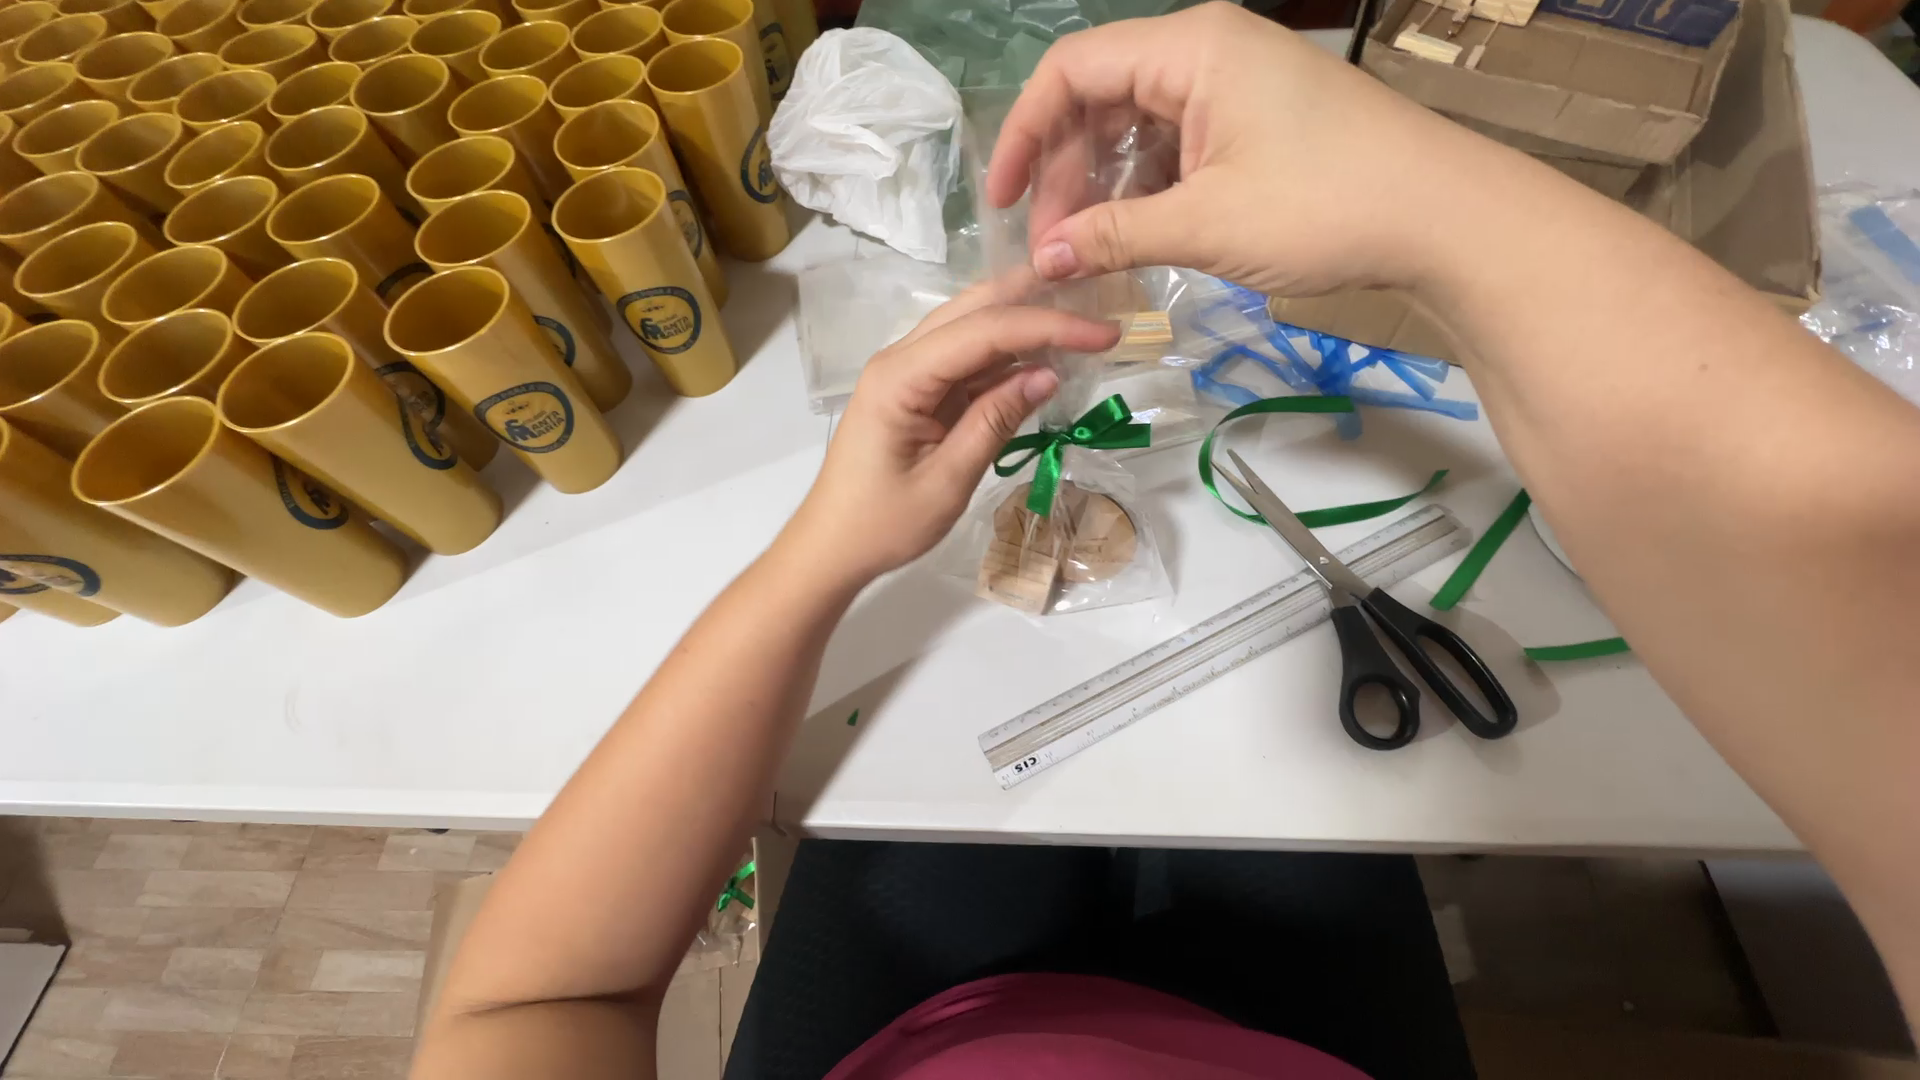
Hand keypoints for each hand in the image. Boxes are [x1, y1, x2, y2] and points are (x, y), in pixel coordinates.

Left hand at [783, 278, 1119, 583]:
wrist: (832, 547)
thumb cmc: (882, 525)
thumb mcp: (947, 481)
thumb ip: (995, 422)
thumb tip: (1048, 374)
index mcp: (900, 377)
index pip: (984, 330)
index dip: (1048, 325)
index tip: (1105, 333)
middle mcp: (900, 360)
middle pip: (976, 310)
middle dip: (1039, 303)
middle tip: (1099, 307)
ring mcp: (907, 373)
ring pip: (972, 329)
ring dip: (1025, 325)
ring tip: (1083, 325)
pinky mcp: (917, 393)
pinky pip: (966, 362)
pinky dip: (1006, 359)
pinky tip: (1043, 359)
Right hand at [986, 2, 1505, 296]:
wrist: (1441, 220)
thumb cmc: (1323, 206)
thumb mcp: (1204, 224)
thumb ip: (1113, 238)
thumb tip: (1043, 261)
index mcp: (1189, 49)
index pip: (1071, 71)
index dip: (1024, 136)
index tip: (1001, 204)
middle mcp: (1203, 55)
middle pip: (1097, 104)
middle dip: (1064, 180)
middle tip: (1053, 254)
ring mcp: (1228, 93)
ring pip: (1131, 136)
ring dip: (1100, 196)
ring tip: (1086, 259)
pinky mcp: (1245, 130)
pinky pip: (1168, 156)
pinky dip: (1140, 200)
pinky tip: (1129, 246)